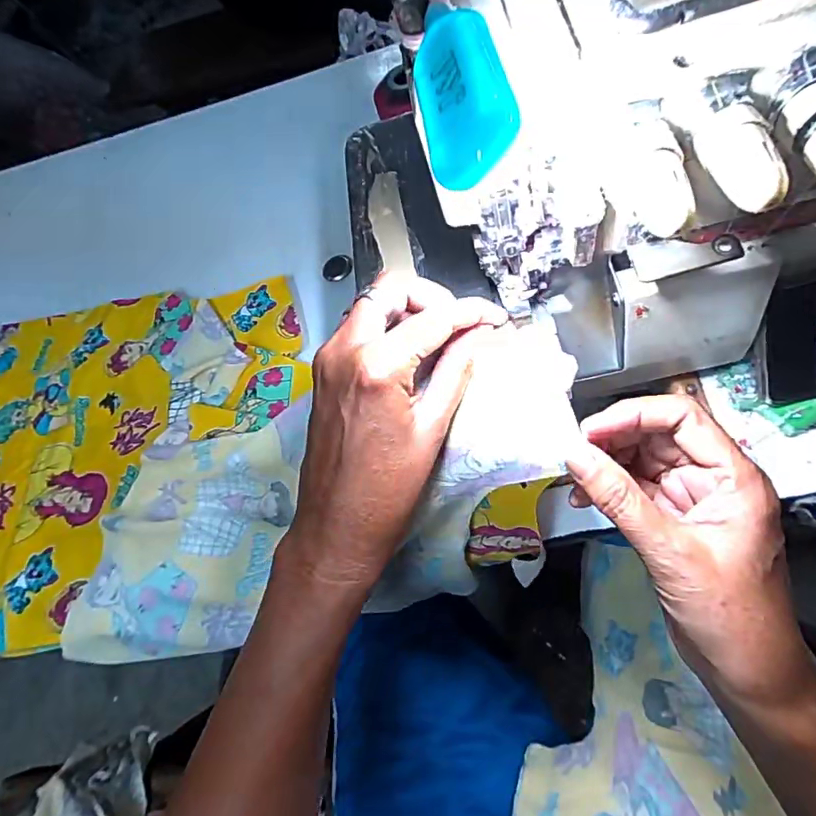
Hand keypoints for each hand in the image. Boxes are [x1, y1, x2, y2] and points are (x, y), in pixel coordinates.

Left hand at [281, 271, 505, 594]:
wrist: (335, 526)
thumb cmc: (385, 491)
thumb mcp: (432, 428)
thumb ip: (455, 370)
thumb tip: (478, 336)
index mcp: (375, 365)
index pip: (431, 317)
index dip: (469, 312)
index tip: (492, 317)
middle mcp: (343, 351)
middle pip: (389, 289)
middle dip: (429, 297)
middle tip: (458, 323)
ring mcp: (327, 359)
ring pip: (370, 305)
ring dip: (406, 310)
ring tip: (440, 340)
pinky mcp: (323, 372)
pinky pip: (357, 330)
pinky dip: (386, 329)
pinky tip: (411, 356)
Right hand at [565, 395, 815, 710]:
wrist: (750, 675)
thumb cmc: (732, 618)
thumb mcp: (671, 553)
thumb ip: (621, 499)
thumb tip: (577, 456)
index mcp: (734, 477)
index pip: (683, 417)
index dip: (634, 415)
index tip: (592, 430)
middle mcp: (716, 480)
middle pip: (661, 435)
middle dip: (615, 438)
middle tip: (576, 452)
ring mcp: (696, 500)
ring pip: (646, 461)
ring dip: (609, 463)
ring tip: (577, 476)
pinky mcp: (677, 521)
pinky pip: (639, 489)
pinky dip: (612, 488)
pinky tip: (587, 495)